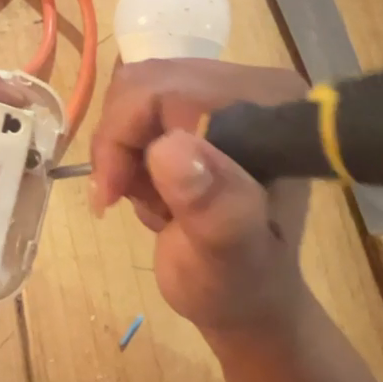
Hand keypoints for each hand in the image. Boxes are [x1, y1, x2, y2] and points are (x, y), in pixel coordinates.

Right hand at [90, 60, 314, 339]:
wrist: (244, 298)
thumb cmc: (237, 286)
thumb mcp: (226, 258)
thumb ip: (211, 207)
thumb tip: (169, 148)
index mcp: (269, 112)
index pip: (168, 90)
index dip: (124, 135)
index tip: (113, 195)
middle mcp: (253, 87)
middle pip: (146, 83)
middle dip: (121, 146)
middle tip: (125, 198)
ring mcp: (226, 92)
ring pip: (134, 90)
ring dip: (124, 150)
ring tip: (148, 196)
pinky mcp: (204, 104)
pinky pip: (138, 102)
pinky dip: (128, 148)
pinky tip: (153, 185)